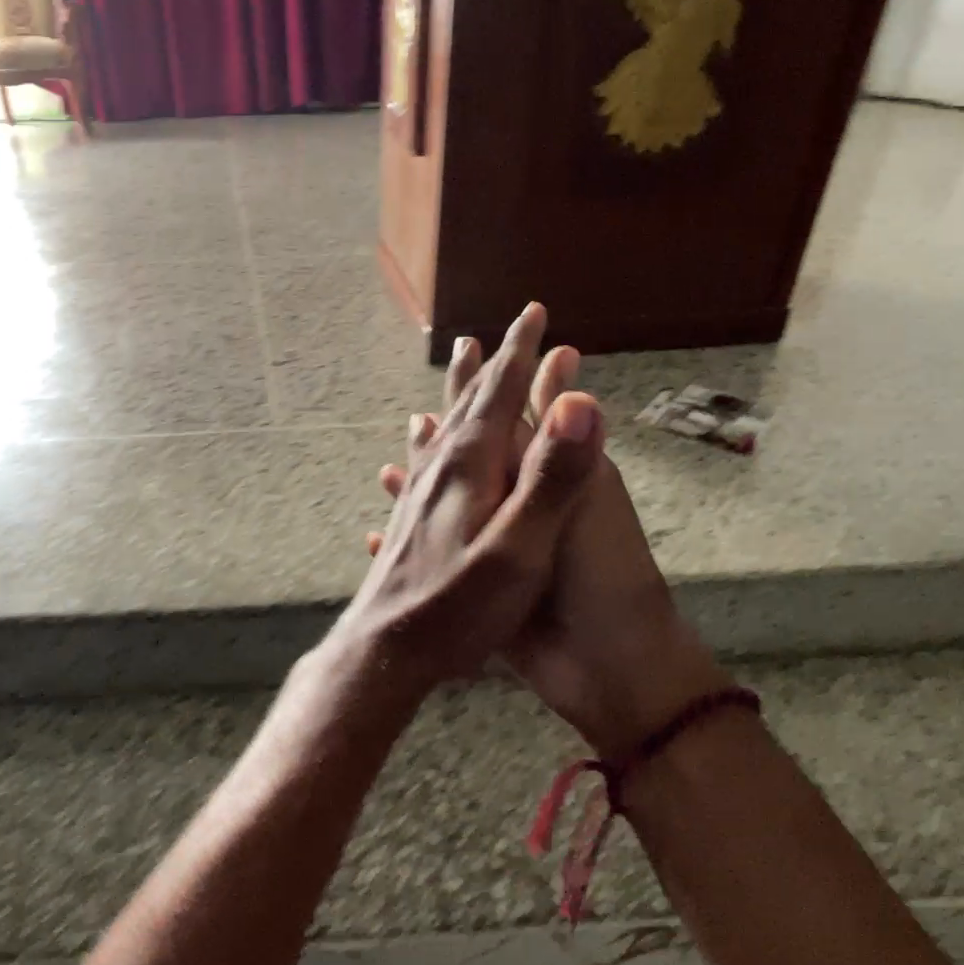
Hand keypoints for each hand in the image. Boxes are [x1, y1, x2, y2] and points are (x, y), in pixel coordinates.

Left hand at [328, 303, 605, 692]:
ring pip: (440, 429)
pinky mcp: (408, 519)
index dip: (520, 352)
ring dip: (456, 396)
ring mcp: (418, 494)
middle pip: (465, 404)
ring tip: (456, 371)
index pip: (500, 394)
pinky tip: (416, 442)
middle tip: (490, 332)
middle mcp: (439, 470)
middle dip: (486, 366)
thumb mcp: (518, 550)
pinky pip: (423, 460)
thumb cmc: (457, 608)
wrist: (384, 651)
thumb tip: (579, 401)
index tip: (533, 313)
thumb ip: (550, 480)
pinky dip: (431, 437)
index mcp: (469, 466)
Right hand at [369, 339, 731, 758]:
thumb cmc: (593, 580)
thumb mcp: (574, 504)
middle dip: (467, 408)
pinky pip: (443, 541)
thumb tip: (563, 366)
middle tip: (446, 372)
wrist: (603, 669)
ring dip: (431, 469)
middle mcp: (524, 500)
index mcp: (548, 476)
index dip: (513, 370)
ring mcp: (502, 540)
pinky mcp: (485, 579)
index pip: (522, 408)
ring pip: (460, 490)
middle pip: (487, 442)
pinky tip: (378, 529)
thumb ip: (556, 449)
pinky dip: (415, 531)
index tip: (500, 331)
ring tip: (398, 446)